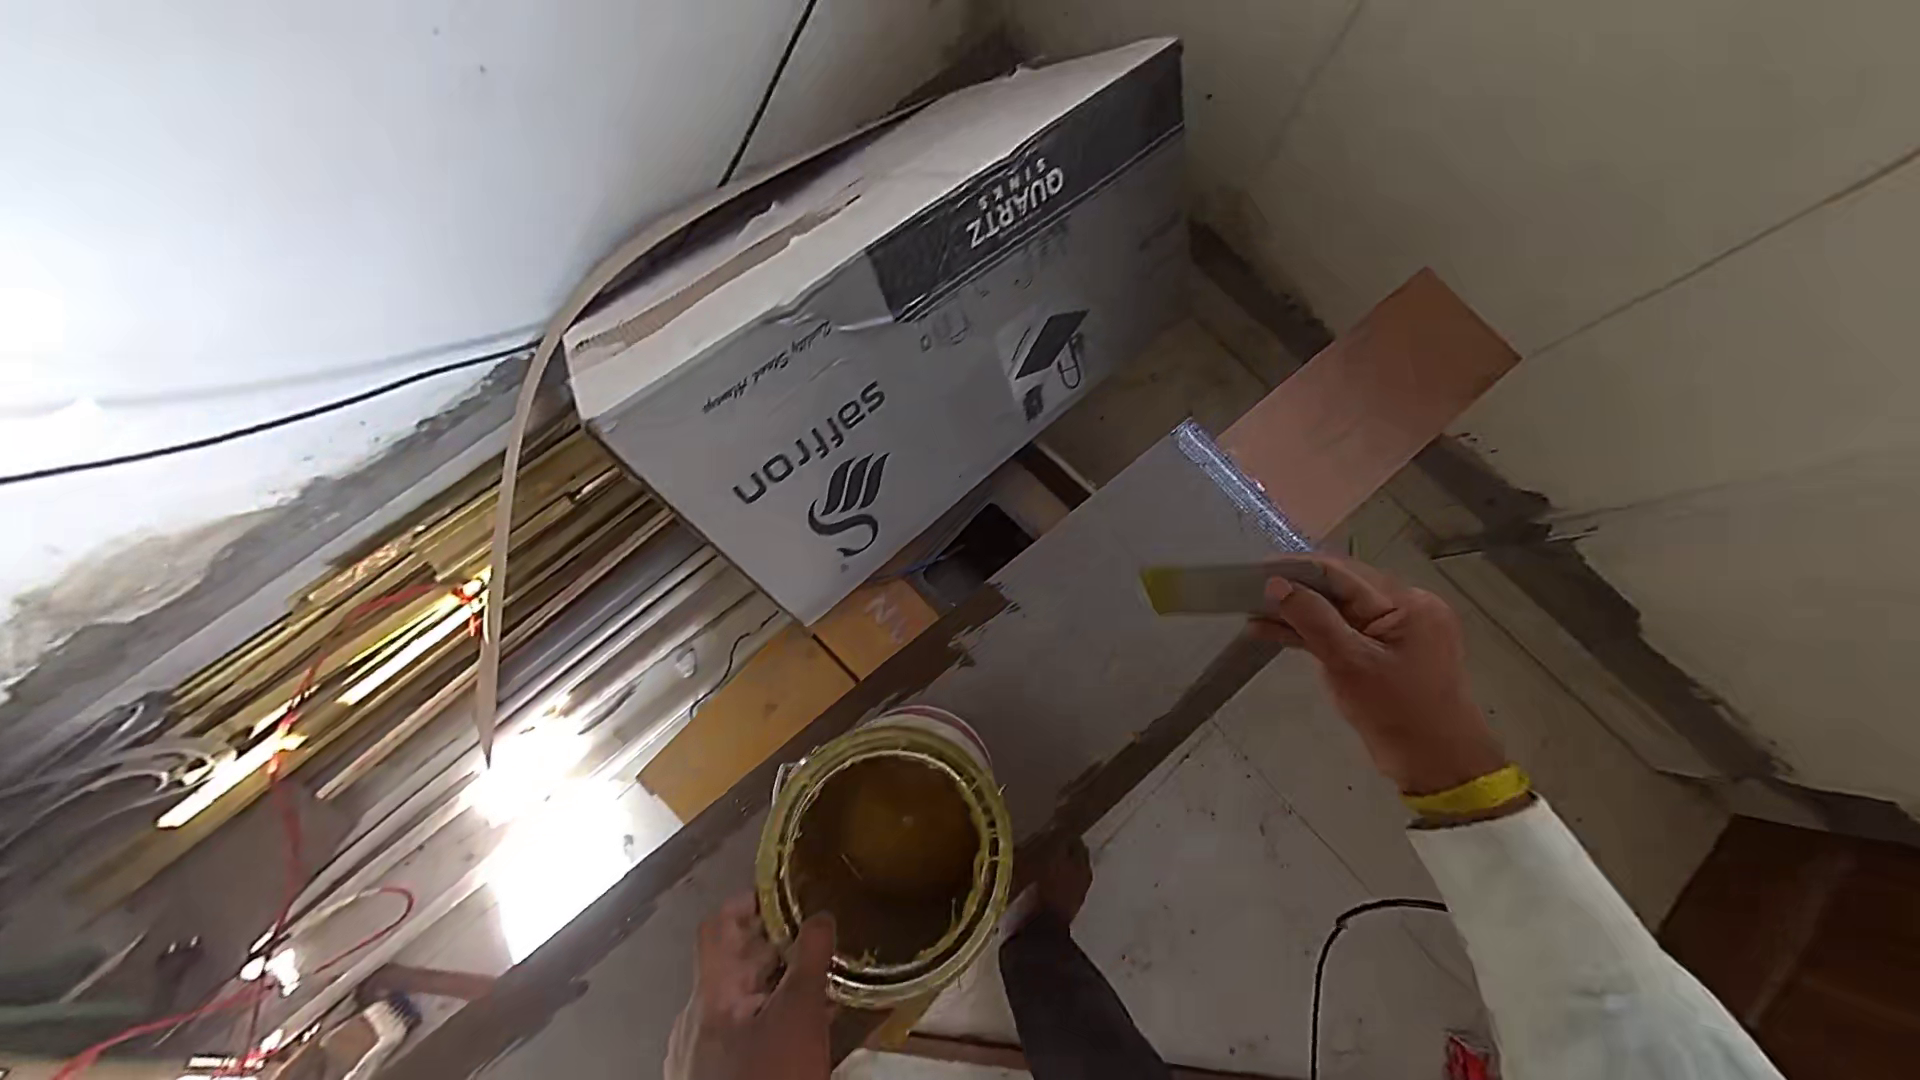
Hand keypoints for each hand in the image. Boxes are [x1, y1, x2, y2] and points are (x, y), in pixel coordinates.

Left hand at [665, 894, 835, 1079]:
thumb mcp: (800, 1013)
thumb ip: (810, 956)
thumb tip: (820, 915)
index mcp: (709, 995)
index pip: (718, 925)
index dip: (749, 900)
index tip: (787, 895)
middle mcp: (696, 1020)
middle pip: (734, 961)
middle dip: (777, 944)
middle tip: (819, 938)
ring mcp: (700, 1057)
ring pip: (742, 998)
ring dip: (780, 981)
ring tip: (823, 979)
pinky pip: (743, 1032)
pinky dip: (773, 1016)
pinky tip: (807, 1027)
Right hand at [1251, 554, 1506, 795]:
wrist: (1436, 766)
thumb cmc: (1398, 713)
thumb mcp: (1350, 663)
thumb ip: (1312, 619)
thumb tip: (1275, 583)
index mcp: (1408, 604)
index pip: (1342, 573)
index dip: (1297, 568)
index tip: (1257, 569)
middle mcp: (1405, 608)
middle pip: (1338, 588)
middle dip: (1293, 589)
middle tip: (1248, 589)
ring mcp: (1393, 631)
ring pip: (1334, 610)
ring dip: (1295, 612)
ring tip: (1252, 612)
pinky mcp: (1380, 651)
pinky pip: (1339, 631)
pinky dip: (1308, 632)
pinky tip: (1270, 631)